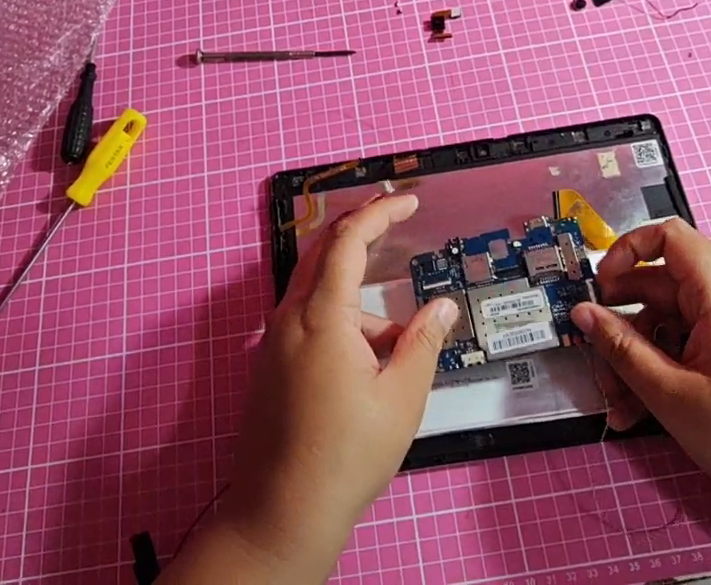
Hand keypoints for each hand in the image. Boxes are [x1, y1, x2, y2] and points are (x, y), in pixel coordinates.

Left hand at [169, 194, 456, 582]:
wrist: (281, 511)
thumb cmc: (345, 456)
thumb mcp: (401, 397)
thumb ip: (423, 341)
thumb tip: (441, 304)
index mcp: (320, 317)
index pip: (348, 241)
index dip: (379, 212)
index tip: (408, 200)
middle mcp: (289, 317)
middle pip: (325, 252)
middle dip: (361, 231)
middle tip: (396, 221)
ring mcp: (273, 340)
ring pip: (319, 292)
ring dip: (359, 301)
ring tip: (398, 351)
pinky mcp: (269, 362)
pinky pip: (307, 319)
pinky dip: (341, 321)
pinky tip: (368, 365)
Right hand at [570, 217, 710, 532]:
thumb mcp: (671, 396)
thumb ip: (622, 349)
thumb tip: (583, 312)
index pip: (672, 237)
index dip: (628, 250)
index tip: (601, 287)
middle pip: (666, 290)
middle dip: (624, 326)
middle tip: (596, 363)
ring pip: (676, 324)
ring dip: (642, 358)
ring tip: (619, 407)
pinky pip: (697, 344)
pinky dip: (669, 368)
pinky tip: (644, 410)